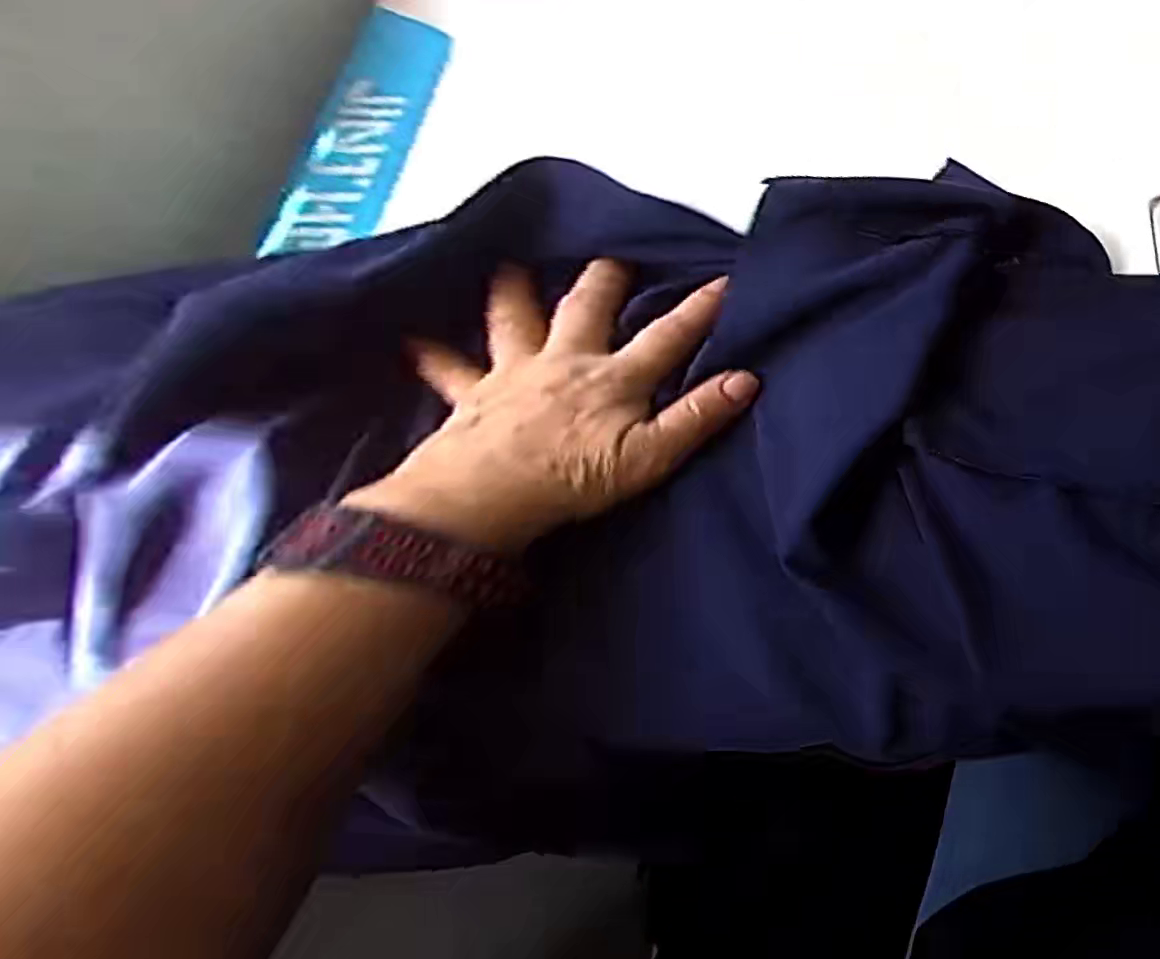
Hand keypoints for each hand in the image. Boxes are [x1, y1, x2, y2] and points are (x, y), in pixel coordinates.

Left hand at [345, 260, 757, 550]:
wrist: (490, 495)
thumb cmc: (576, 478)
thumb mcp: (653, 455)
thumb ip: (698, 416)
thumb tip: (744, 380)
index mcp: (613, 379)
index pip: (668, 337)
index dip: (699, 310)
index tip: (722, 281)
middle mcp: (565, 363)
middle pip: (587, 309)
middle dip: (605, 281)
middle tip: (612, 260)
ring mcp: (515, 375)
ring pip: (514, 322)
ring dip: (513, 294)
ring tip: (509, 268)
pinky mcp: (474, 397)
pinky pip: (450, 370)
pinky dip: (434, 356)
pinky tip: (414, 342)